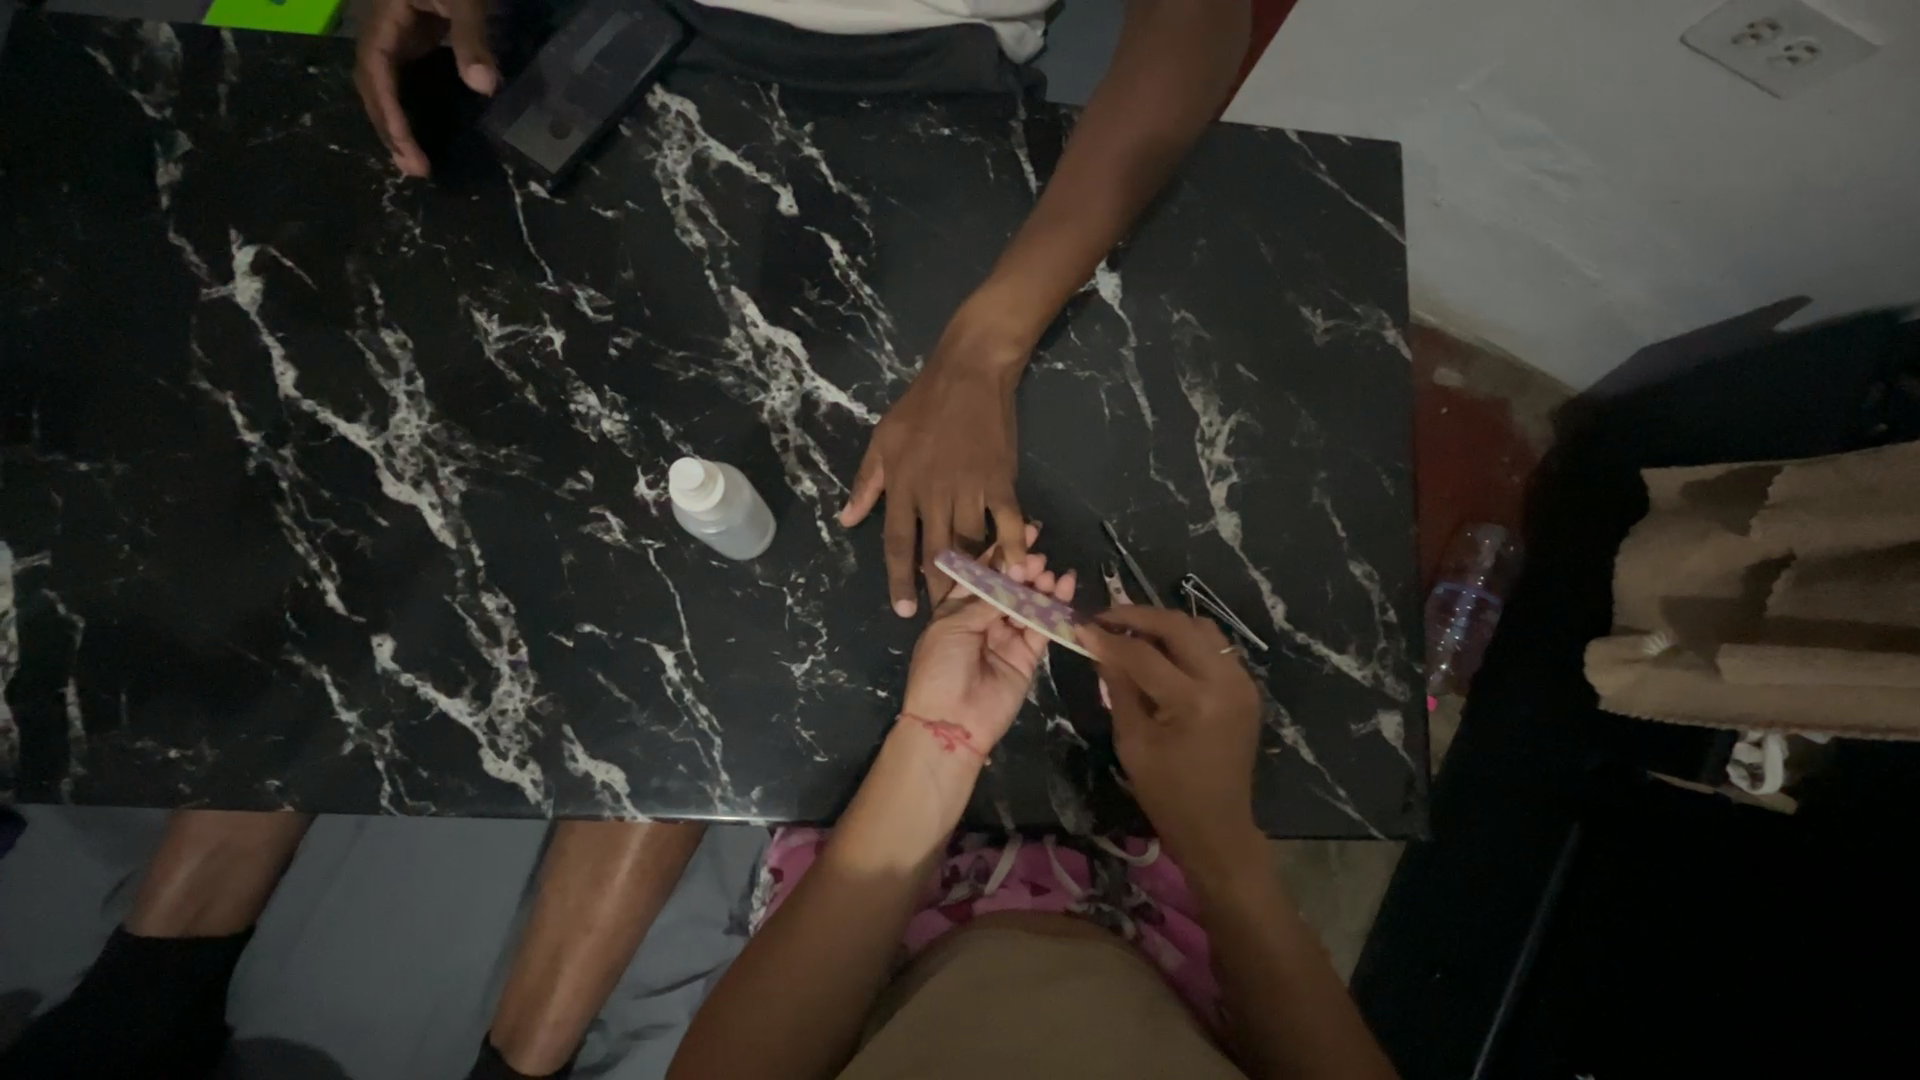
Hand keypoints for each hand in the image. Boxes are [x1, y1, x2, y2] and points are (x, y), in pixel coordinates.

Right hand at [354, 0, 498, 177]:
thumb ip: (472, 39)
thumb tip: (484, 86)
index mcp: (383, 18)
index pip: (377, 76)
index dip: (391, 118)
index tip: (411, 155)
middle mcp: (380, 25)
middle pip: (373, 83)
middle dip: (390, 127)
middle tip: (415, 170)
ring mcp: (394, 28)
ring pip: (382, 80)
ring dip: (394, 119)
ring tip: (413, 158)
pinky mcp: (412, 30)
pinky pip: (400, 72)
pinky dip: (405, 103)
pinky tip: (417, 128)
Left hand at [839, 323, 1027, 617]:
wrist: (968, 373)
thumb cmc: (920, 407)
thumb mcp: (882, 440)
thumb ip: (866, 483)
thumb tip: (847, 519)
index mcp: (902, 486)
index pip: (897, 543)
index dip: (899, 580)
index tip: (904, 610)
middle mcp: (933, 494)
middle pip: (935, 552)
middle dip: (940, 588)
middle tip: (946, 617)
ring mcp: (969, 488)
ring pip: (970, 543)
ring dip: (975, 575)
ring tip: (979, 602)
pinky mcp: (1000, 481)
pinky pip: (1007, 522)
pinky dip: (1012, 547)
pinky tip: (1017, 570)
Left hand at [899, 526, 1074, 754]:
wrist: (951, 720)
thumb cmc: (940, 667)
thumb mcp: (953, 626)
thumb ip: (986, 600)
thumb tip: (1011, 576)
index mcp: (956, 609)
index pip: (980, 574)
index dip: (998, 554)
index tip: (1018, 532)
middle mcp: (982, 620)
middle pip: (1008, 586)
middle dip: (1023, 568)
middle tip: (1037, 554)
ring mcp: (1006, 637)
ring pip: (1028, 603)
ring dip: (1039, 585)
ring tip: (1049, 572)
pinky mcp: (1027, 655)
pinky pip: (1043, 626)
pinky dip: (1055, 608)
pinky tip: (1064, 587)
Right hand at [1082, 607, 1264, 876]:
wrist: (1217, 826)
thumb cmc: (1166, 792)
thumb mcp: (1131, 740)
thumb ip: (1118, 686)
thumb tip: (1099, 645)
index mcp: (1193, 702)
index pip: (1142, 654)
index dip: (1108, 638)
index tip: (1080, 626)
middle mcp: (1225, 682)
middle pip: (1177, 626)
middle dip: (1138, 616)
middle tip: (1105, 616)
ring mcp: (1242, 682)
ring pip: (1201, 628)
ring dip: (1165, 624)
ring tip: (1132, 629)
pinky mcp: (1246, 687)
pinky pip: (1215, 647)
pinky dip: (1186, 640)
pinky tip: (1161, 649)